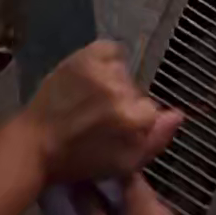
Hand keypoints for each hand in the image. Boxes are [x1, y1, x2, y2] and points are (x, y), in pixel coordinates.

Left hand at [18, 41, 182, 184]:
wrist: (36, 143)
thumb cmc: (81, 160)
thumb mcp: (124, 164)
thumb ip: (157, 139)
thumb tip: (179, 114)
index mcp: (133, 119)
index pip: (151, 110)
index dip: (136, 122)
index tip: (116, 131)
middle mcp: (121, 90)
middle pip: (137, 91)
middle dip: (125, 102)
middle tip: (100, 117)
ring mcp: (101, 70)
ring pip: (123, 72)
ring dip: (113, 82)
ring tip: (91, 98)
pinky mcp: (84, 56)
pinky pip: (110, 50)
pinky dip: (106, 58)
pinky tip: (94, 75)